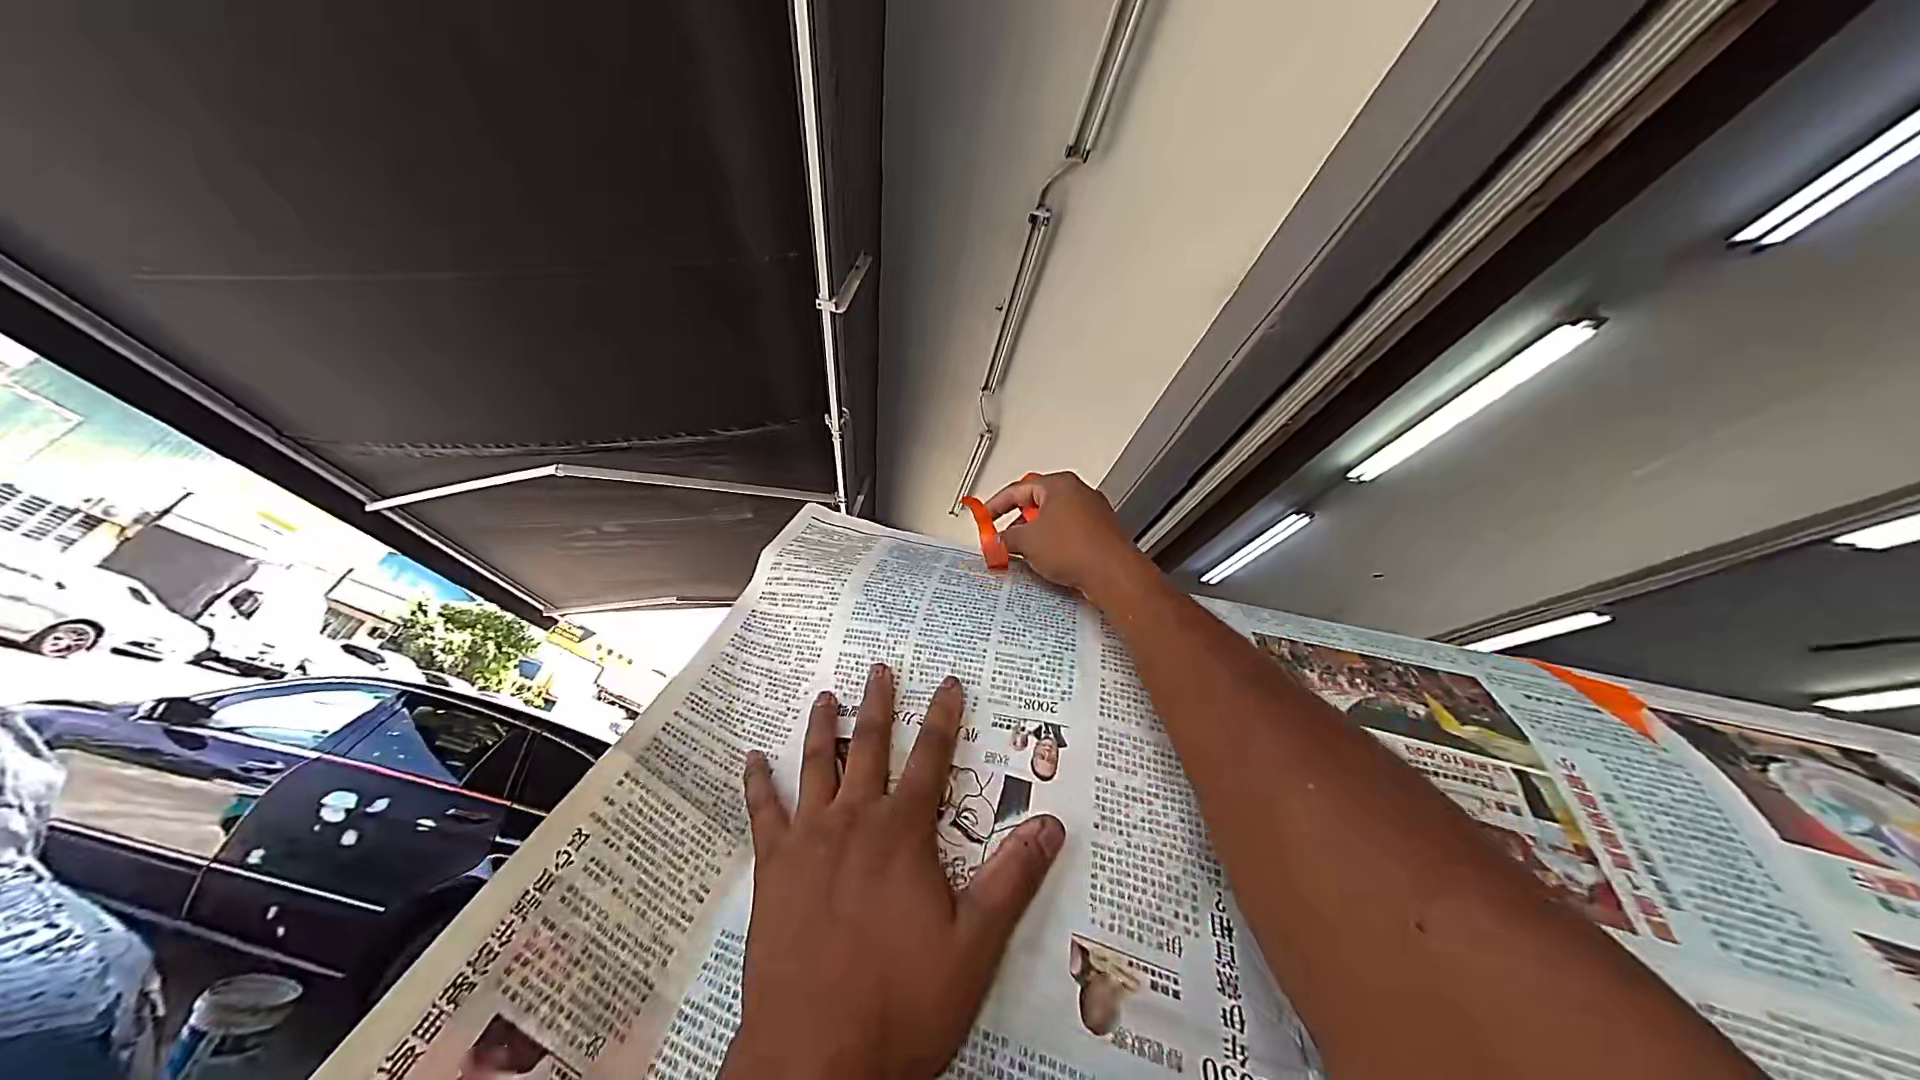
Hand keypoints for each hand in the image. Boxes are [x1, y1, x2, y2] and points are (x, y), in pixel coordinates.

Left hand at [721, 665, 1067, 1079]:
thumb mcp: (974, 943)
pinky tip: (753, 759)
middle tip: (879, 668)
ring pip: (817, 766)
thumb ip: (1012, 879)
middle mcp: (855, 821)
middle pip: (871, 746)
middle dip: (879, 704)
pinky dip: (758, 782)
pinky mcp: (772, 869)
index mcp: (903, 832)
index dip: (943, 716)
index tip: (948, 682)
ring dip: (824, 728)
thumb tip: (1053, 825)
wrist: (815, 1056)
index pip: (931, 758)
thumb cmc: (901, 1001)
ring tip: (826, 697)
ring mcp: (808, 840)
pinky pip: (763, 813)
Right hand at [985, 471, 1153, 598]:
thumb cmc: (1078, 548)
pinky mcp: (1099, 533)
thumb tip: (999, 539)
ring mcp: (1092, 513)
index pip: (1018, 489)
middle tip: (1003, 538)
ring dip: (1036, 536)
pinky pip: (1068, 535)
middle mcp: (1078, 494)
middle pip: (1037, 504)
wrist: (1111, 573)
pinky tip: (1048, 561)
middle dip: (1017, 523)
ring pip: (1054, 521)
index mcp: (1059, 485)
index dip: (997, 504)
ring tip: (1024, 553)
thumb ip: (1006, 537)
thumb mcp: (1026, 541)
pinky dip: (1054, 545)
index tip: (986, 516)